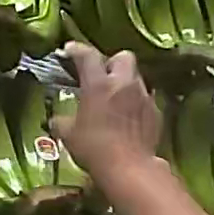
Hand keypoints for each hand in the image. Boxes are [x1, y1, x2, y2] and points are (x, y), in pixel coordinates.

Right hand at [50, 42, 160, 191]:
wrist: (128, 165)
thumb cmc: (91, 147)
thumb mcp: (67, 133)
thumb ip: (63, 120)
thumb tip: (58, 118)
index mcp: (98, 85)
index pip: (88, 56)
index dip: (77, 50)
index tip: (68, 49)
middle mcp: (124, 84)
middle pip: (122, 57)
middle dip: (110, 62)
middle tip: (98, 75)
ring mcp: (143, 96)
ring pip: (134, 77)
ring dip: (122, 82)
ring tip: (110, 98)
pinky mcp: (155, 110)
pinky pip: (142, 97)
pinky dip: (132, 101)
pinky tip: (123, 116)